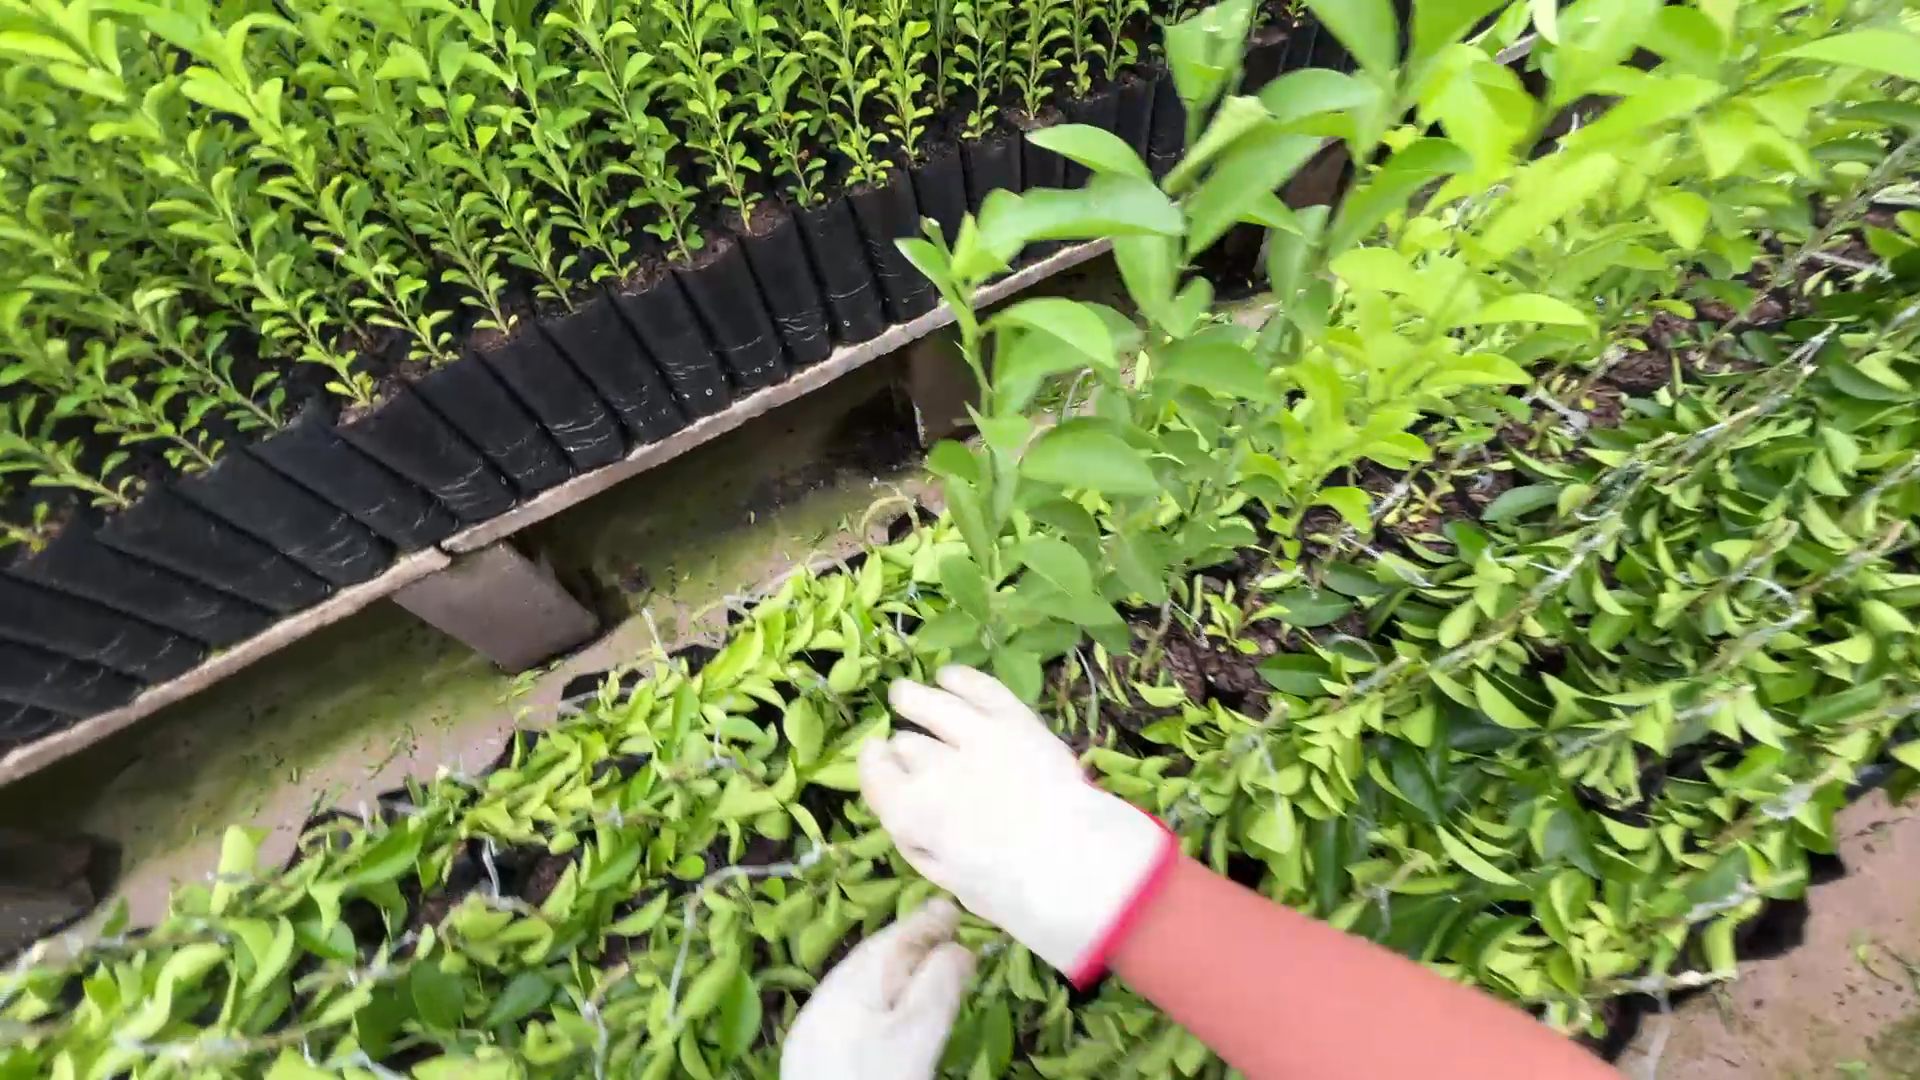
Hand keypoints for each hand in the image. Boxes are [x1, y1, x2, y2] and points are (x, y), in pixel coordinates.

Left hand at [780, 899, 974, 1079]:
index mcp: (848, 985)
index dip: (928, 922)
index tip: (956, 911)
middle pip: (875, 956)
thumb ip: (938, 986)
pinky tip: (891, 1006)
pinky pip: (850, 1006)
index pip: (895, 938)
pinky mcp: (812, 1056)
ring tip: (926, 963)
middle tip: (947, 932)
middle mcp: (825, 998)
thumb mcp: (917, 1039)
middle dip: (912, 940)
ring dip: (895, 966)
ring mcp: (814, 1029)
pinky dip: (878, 995)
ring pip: (861, 981)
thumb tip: (959, 947)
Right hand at [859, 666, 1177, 985]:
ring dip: (914, 699)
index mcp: (913, 812)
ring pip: (932, 704)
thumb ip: (922, 843)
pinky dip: (960, 680)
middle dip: (903, 749)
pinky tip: (947, 676)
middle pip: (907, 746)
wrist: (1082, 866)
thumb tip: (909, 819)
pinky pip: (979, 689)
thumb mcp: (951, 880)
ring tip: (904, 693)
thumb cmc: (1014, 892)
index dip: (872, 767)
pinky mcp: (1013, 719)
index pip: (876, 776)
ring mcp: (975, 736)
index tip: (876, 760)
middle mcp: (935, 767)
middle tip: (905, 749)